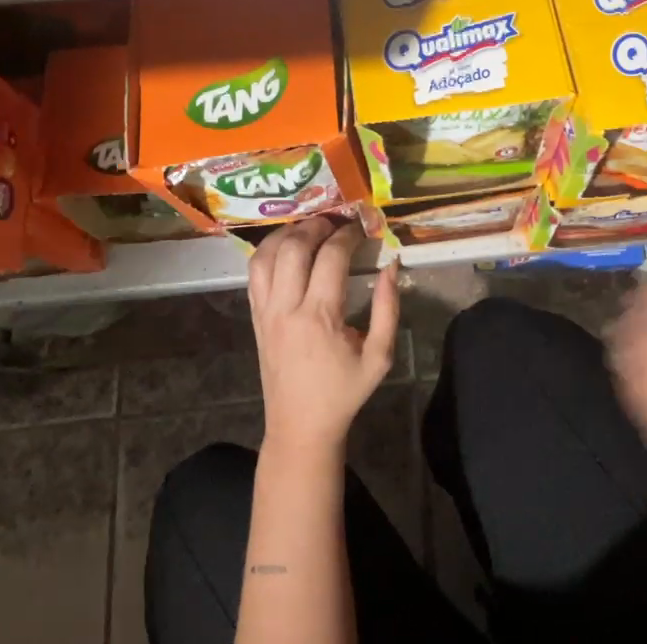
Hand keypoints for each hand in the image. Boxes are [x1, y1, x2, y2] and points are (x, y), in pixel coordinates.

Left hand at [248, 219, 399, 455]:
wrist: (300, 425)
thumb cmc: (344, 392)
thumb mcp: (379, 355)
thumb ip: (388, 308)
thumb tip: (392, 265)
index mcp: (320, 317)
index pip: (332, 257)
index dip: (348, 234)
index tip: (362, 227)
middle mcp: (287, 308)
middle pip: (295, 247)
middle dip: (317, 225)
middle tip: (337, 221)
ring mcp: (266, 311)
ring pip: (267, 255)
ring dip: (289, 233)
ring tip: (311, 227)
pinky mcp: (255, 316)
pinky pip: (254, 272)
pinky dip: (269, 251)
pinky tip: (288, 246)